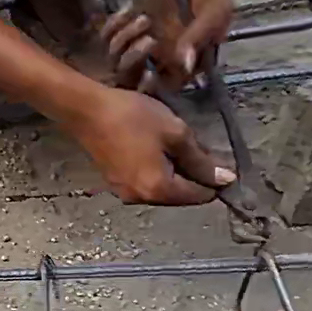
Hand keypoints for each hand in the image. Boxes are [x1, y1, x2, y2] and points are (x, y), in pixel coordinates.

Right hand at [65, 86, 232, 204]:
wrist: (87, 111)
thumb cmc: (133, 118)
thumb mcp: (175, 133)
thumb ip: (201, 160)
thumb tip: (225, 179)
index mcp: (159, 190)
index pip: (200, 196)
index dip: (214, 179)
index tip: (218, 157)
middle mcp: (141, 199)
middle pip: (180, 196)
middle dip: (192, 176)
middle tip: (191, 144)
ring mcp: (125, 193)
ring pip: (161, 189)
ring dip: (172, 172)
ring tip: (170, 143)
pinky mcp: (114, 183)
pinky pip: (145, 183)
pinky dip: (155, 170)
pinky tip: (151, 148)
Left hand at [105, 0, 233, 91]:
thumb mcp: (214, 9)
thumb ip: (199, 36)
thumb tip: (184, 66)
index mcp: (185, 59)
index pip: (166, 87)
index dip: (153, 87)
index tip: (149, 75)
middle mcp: (161, 54)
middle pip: (134, 77)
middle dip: (135, 62)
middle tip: (148, 40)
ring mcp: (142, 38)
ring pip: (118, 58)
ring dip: (124, 42)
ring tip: (142, 19)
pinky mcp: (128, 21)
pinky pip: (109, 36)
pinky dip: (113, 26)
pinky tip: (127, 12)